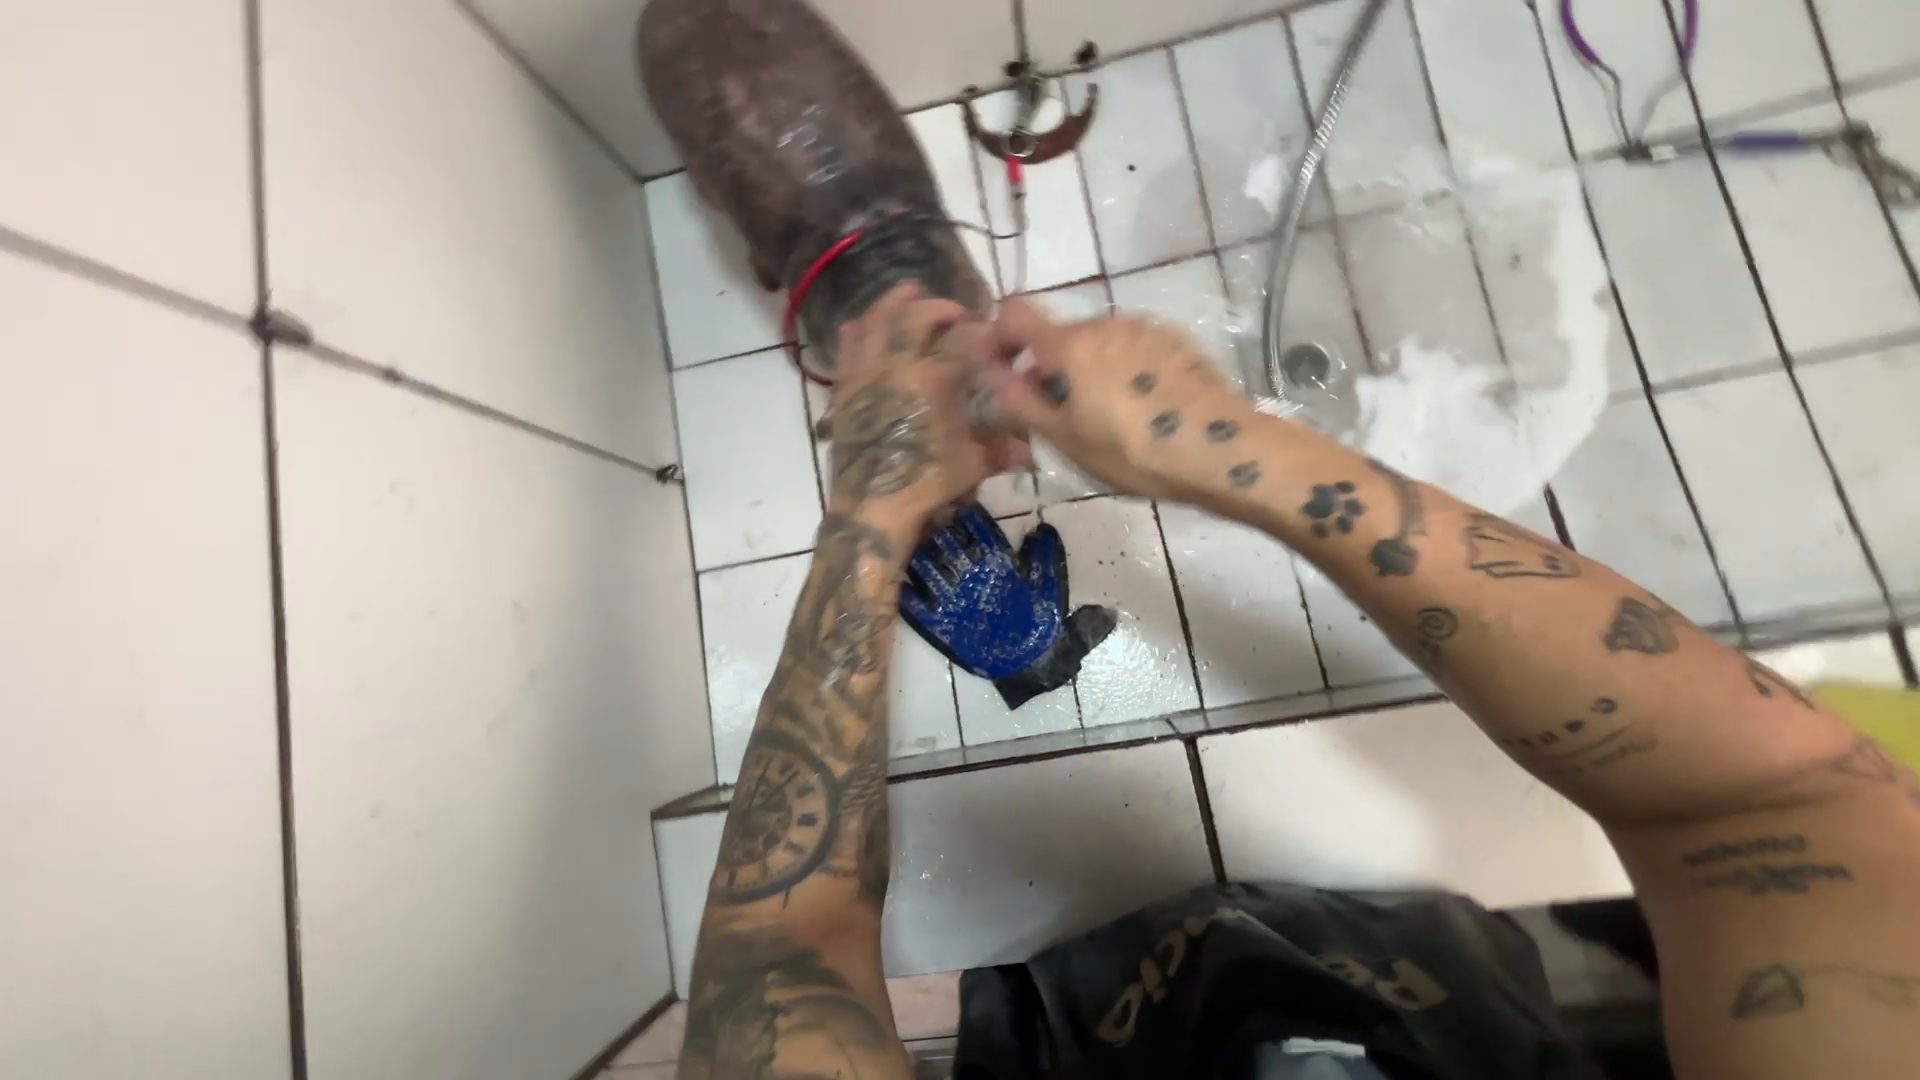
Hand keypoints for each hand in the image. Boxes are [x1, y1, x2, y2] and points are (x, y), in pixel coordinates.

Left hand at [825, 285, 1031, 530]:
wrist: (871, 509)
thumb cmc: (926, 486)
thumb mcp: (971, 466)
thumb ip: (1000, 449)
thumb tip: (1031, 450)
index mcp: (934, 380)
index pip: (962, 338)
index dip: (978, 329)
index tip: (988, 330)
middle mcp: (897, 367)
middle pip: (916, 317)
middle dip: (939, 307)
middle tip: (954, 312)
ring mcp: (866, 375)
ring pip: (877, 323)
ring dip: (894, 303)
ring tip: (908, 293)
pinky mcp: (844, 391)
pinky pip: (847, 350)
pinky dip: (857, 332)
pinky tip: (862, 325)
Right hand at [974, 299, 1259, 502]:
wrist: (1220, 451)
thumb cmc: (1132, 450)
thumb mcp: (1066, 438)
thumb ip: (1019, 401)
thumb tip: (990, 374)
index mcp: (1070, 345)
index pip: (1015, 313)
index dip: (998, 337)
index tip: (1002, 374)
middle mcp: (1105, 323)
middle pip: (1059, 338)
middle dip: (1049, 372)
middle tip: (1060, 421)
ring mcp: (1145, 329)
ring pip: (1096, 346)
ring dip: (1087, 374)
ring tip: (1106, 422)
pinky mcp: (1176, 342)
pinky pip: (1131, 351)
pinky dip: (1121, 373)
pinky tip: (1141, 412)